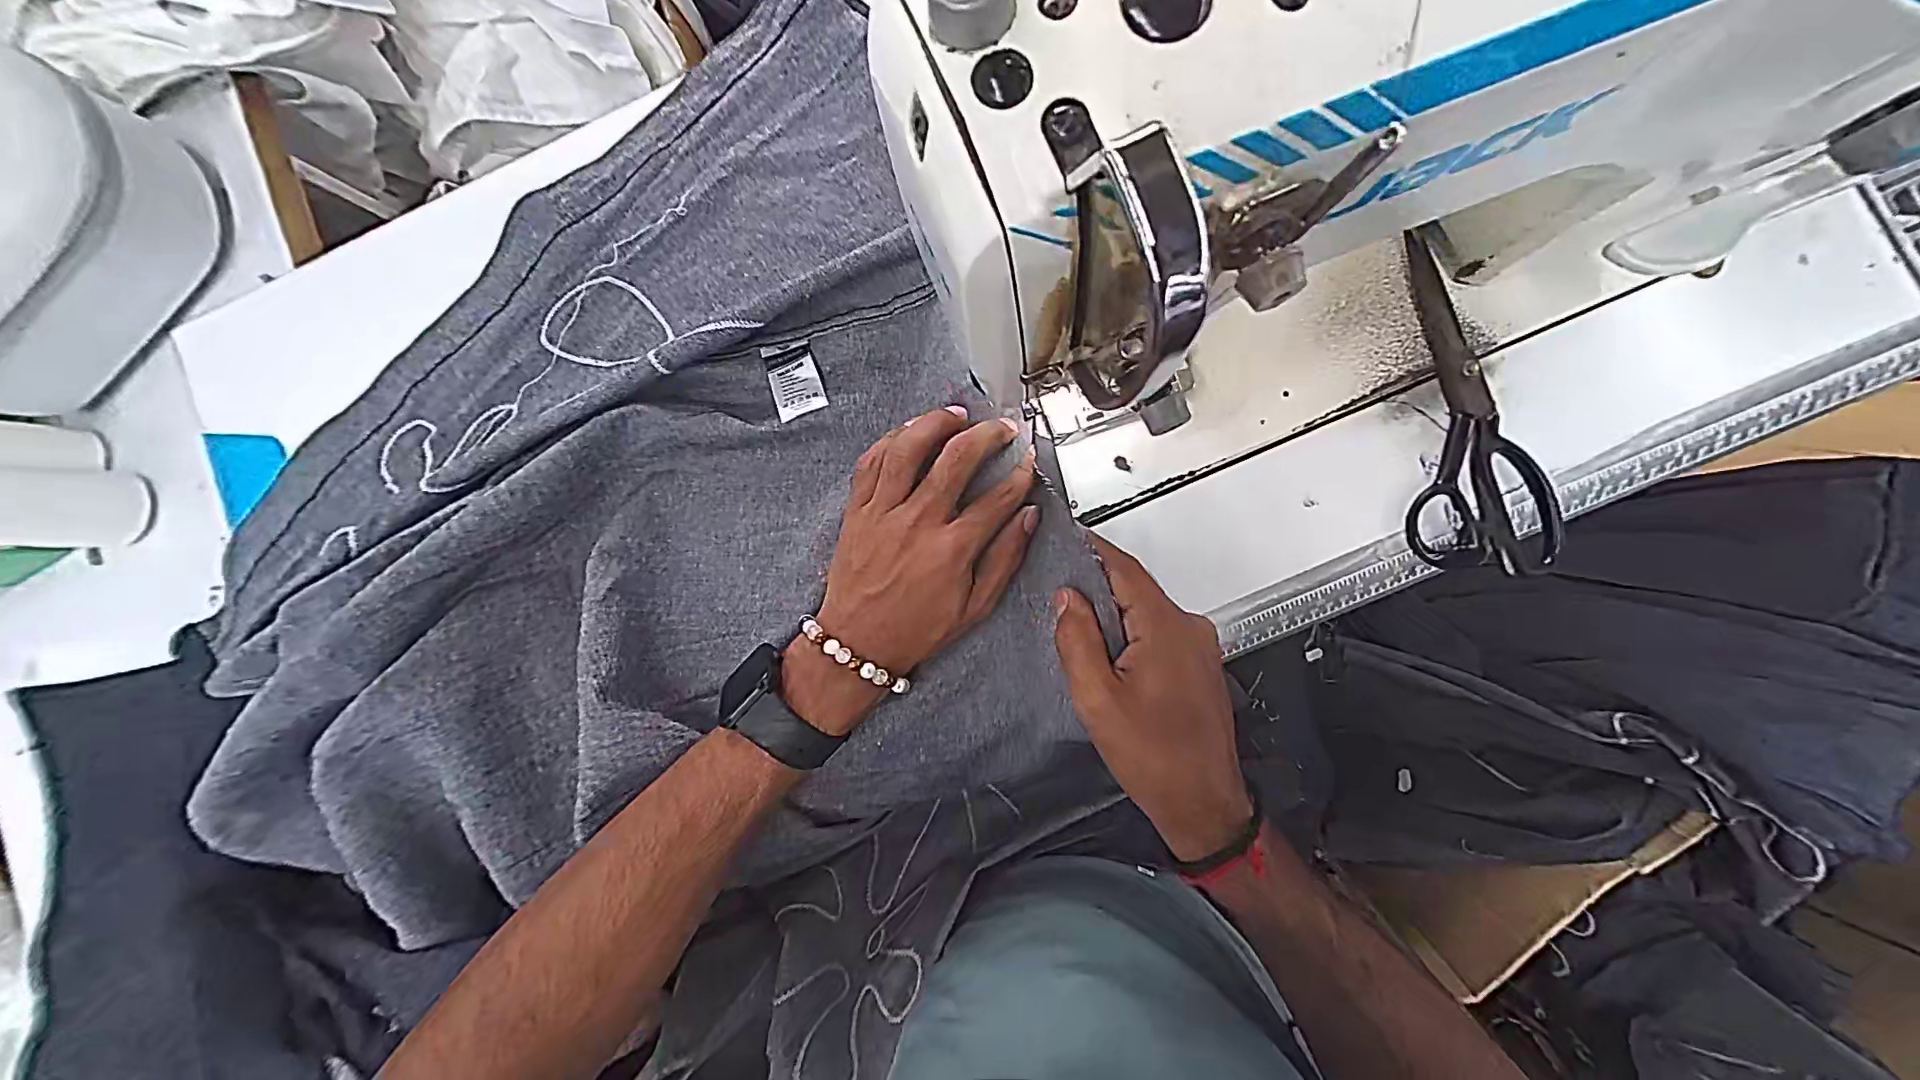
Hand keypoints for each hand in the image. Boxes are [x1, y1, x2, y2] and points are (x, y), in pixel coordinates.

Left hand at [781, 405, 1038, 736]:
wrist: (859, 641)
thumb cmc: (914, 628)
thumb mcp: (974, 607)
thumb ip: (1005, 559)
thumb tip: (1027, 519)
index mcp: (951, 550)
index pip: (996, 498)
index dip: (1020, 475)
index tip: (1027, 463)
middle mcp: (917, 524)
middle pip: (957, 459)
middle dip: (988, 435)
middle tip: (1001, 428)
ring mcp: (883, 513)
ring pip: (909, 448)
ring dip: (935, 423)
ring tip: (955, 415)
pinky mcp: (858, 511)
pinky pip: (872, 462)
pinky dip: (891, 440)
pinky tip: (908, 431)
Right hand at [1053, 535, 1250, 861]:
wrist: (1203, 802)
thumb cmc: (1159, 760)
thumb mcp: (1098, 699)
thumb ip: (1078, 640)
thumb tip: (1067, 600)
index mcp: (1166, 630)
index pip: (1124, 568)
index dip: (1093, 548)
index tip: (1071, 535)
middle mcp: (1190, 630)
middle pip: (1135, 587)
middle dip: (1096, 585)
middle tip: (1061, 593)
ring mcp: (1199, 646)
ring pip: (1146, 609)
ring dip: (1114, 611)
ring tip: (1082, 633)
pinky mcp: (1199, 663)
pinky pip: (1159, 630)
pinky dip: (1132, 631)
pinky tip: (1112, 656)